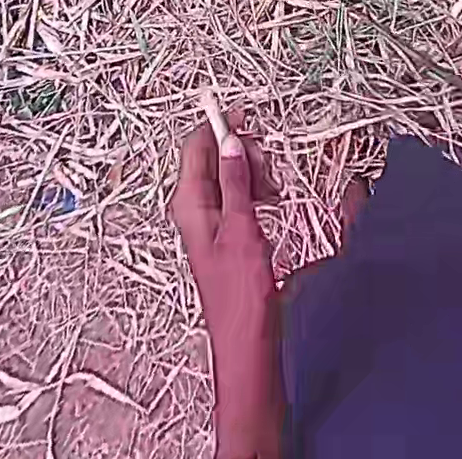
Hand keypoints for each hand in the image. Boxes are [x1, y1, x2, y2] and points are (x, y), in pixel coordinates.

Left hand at [171, 112, 283, 457]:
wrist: (247, 344)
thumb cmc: (241, 296)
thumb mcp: (241, 229)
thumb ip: (236, 182)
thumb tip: (231, 142)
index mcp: (189, 202)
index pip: (196, 146)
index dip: (219, 127)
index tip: (244, 117)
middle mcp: (193, 206)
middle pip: (213, 157)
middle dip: (242, 153)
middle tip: (266, 167)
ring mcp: (208, 218)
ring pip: (227, 174)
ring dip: (251, 172)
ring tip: (272, 190)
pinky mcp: (224, 230)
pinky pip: (236, 194)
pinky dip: (253, 189)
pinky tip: (270, 201)